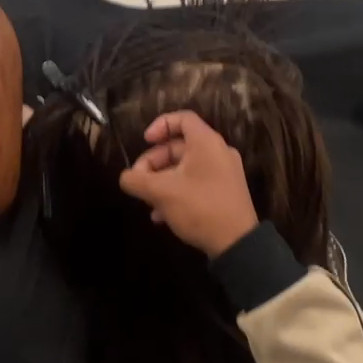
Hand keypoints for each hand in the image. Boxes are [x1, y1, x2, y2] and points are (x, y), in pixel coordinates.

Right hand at [118, 110, 259, 256]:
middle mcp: (218, 152)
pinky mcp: (224, 193)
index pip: (182, 118)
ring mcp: (223, 173)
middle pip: (179, 146)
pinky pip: (195, 183)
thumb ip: (136, 181)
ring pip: (185, 168)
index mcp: (206, 143)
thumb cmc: (199, 207)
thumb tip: (125, 178)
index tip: (144, 141)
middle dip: (154, 162)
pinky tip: (161, 215)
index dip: (160, 125)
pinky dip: (176, 191)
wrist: (237, 244)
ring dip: (161, 180)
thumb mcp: (161, 192)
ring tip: (147, 201)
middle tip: (139, 181)